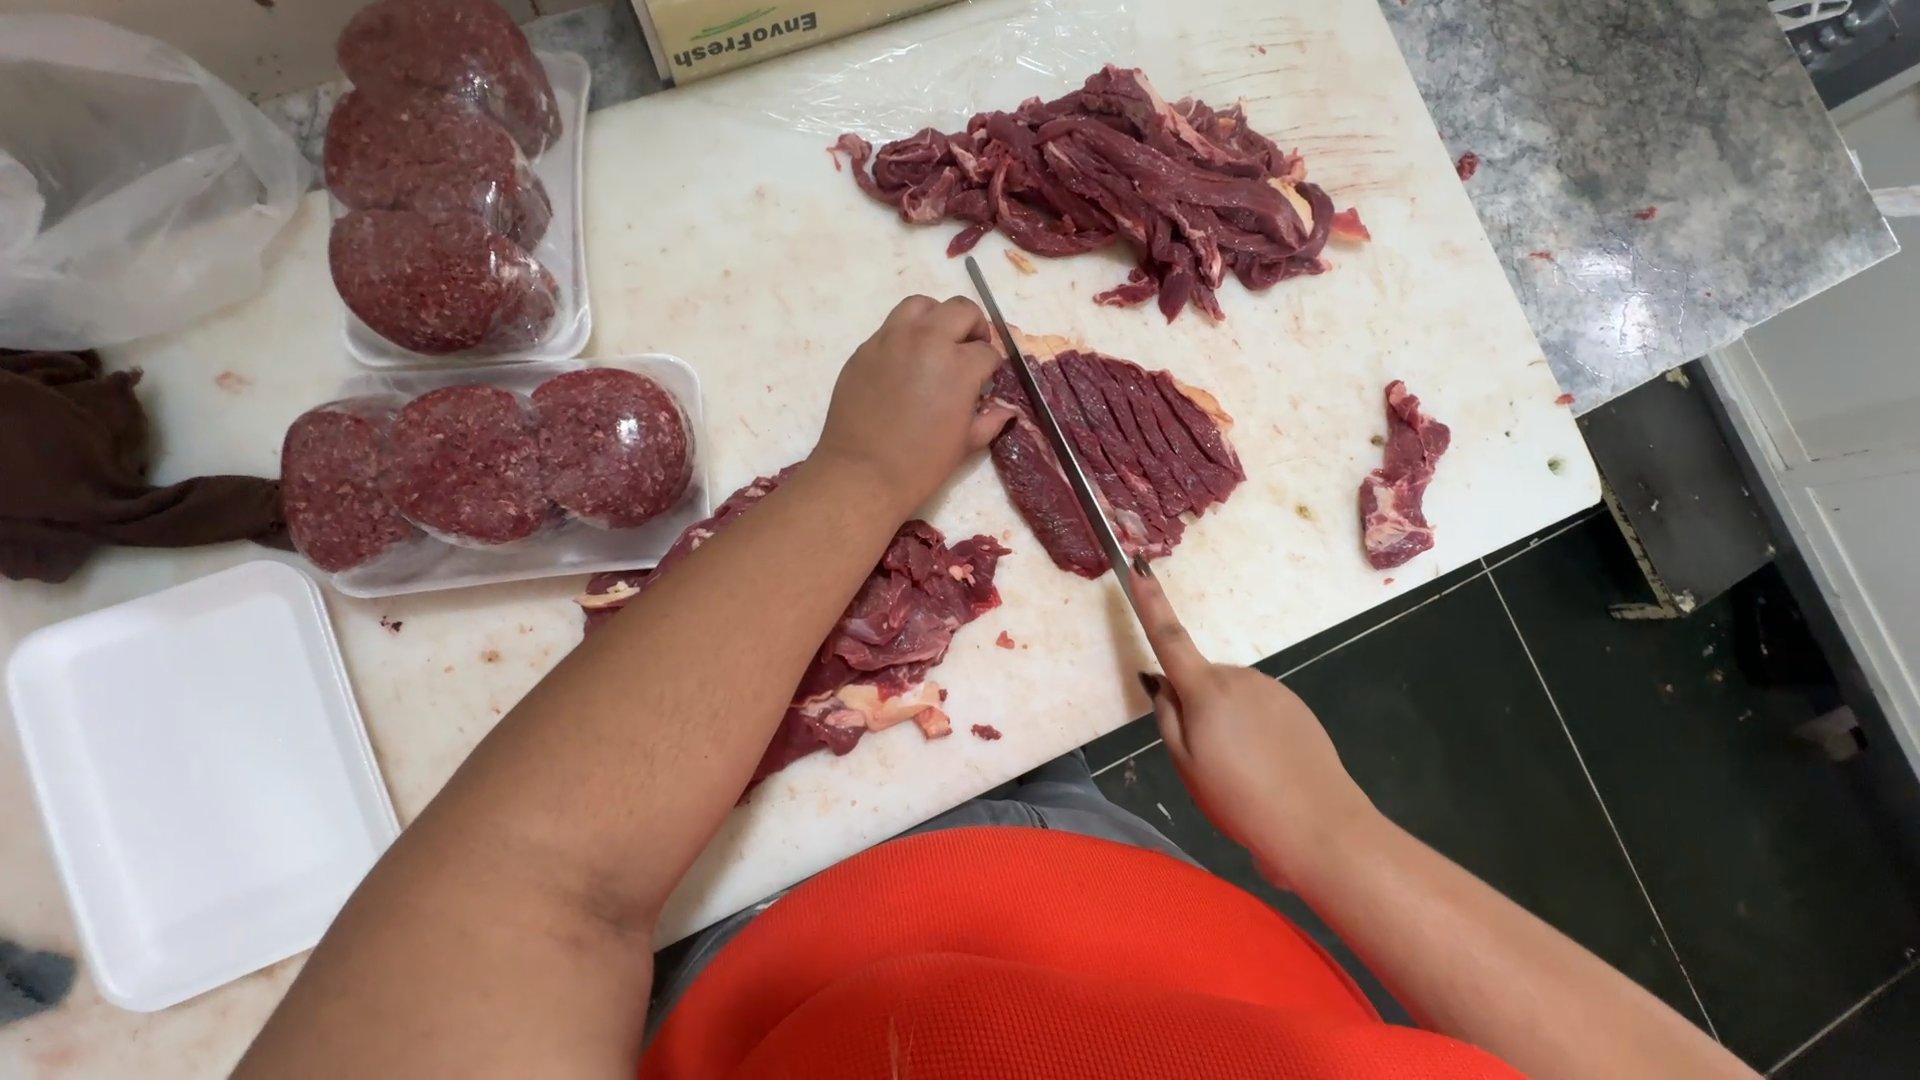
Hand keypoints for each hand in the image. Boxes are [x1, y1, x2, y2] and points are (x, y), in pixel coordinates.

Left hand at [813, 296, 1015, 514]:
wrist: (862, 473)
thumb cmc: (920, 465)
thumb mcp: (965, 444)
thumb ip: (989, 420)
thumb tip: (1007, 410)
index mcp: (959, 365)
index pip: (987, 351)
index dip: (992, 367)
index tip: (987, 380)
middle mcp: (927, 341)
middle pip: (961, 310)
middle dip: (974, 328)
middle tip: (971, 351)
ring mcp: (891, 341)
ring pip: (921, 306)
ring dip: (937, 319)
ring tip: (937, 343)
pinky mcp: (864, 350)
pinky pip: (890, 328)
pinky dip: (905, 336)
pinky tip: (905, 363)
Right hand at [1133, 568, 1377, 885]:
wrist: (1320, 826)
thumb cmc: (1240, 798)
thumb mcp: (1185, 764)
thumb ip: (1167, 718)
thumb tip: (1163, 684)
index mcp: (1206, 690)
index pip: (1168, 638)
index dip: (1150, 603)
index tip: (1138, 568)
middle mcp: (1240, 677)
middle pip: (1201, 682)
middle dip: (1197, 710)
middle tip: (1209, 763)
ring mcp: (1273, 690)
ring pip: (1231, 699)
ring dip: (1228, 725)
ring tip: (1242, 775)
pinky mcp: (1297, 707)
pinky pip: (1260, 711)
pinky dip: (1255, 734)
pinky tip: (1266, 770)